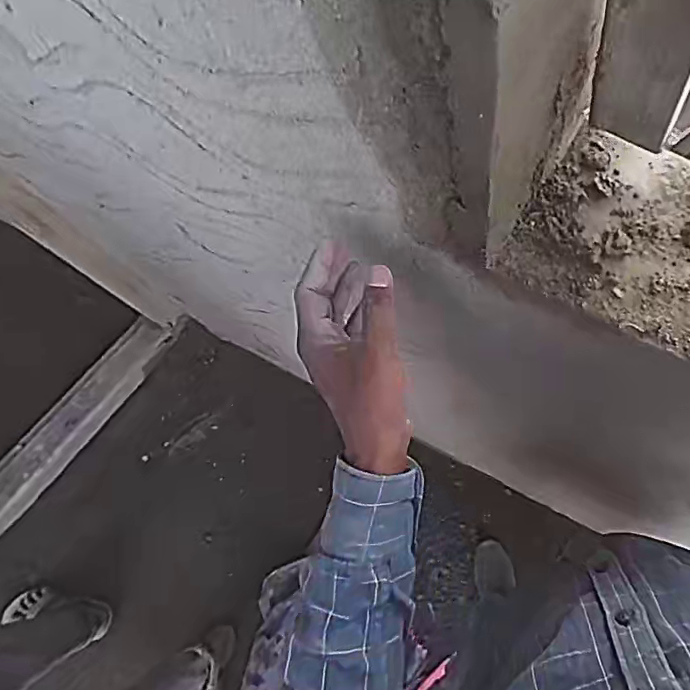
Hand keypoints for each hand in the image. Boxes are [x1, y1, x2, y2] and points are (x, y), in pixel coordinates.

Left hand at [294, 241, 410, 475]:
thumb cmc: (372, 403)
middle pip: (323, 302)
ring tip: (364, 272)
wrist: (378, 443)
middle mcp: (321, 347)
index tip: (331, 246)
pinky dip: (363, 312)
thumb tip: (378, 273)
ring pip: (339, 315)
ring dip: (350, 292)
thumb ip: (379, 309)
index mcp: (316, 341)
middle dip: (335, 276)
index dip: (320, 267)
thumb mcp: (378, 350)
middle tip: (345, 253)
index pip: (310, 294)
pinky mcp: (354, 366)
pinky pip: (353, 329)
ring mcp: (337, 357)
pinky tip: (376, 303)